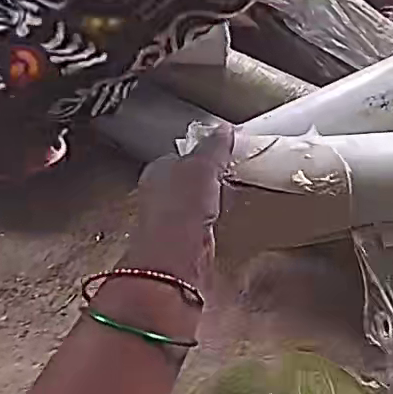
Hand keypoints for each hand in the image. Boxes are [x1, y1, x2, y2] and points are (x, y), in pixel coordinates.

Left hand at [124, 122, 231, 287]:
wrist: (174, 264)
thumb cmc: (180, 210)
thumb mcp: (202, 167)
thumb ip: (213, 148)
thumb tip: (224, 129)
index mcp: (158, 171)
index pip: (182, 155)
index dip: (204, 153)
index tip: (226, 151)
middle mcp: (159, 196)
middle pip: (187, 180)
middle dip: (209, 177)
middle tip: (234, 172)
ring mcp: (170, 223)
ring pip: (194, 204)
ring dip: (212, 201)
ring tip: (234, 196)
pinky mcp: (184, 246)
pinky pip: (203, 226)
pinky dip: (214, 222)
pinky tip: (225, 223)